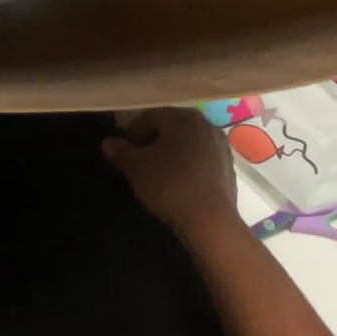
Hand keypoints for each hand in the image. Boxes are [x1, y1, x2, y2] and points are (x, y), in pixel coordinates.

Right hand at [103, 107, 242, 240]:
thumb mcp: (136, 168)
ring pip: (188, 142)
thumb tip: (108, 142)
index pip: (150, 116)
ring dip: (171, 152)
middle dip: (153, 141)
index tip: (122, 151)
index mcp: (183, 117)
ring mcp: (221, 144)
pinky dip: (188, 164)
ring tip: (158, 172)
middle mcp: (206, 123)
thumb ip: (121, 152)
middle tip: (138, 160)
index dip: (132, 132)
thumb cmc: (169, 185)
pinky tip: (179, 182)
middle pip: (172, 127)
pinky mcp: (229, 166)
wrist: (210, 219)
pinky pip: (202, 158)